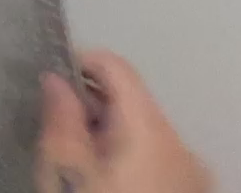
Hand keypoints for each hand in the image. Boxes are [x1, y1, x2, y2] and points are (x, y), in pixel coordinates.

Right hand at [35, 51, 209, 192]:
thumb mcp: (63, 167)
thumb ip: (60, 116)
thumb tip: (56, 78)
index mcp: (154, 133)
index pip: (116, 67)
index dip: (76, 62)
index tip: (45, 83)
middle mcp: (184, 148)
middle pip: (129, 100)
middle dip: (86, 103)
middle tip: (51, 127)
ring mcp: (194, 176)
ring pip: (140, 129)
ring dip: (102, 129)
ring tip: (73, 157)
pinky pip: (153, 155)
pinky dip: (122, 151)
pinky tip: (99, 178)